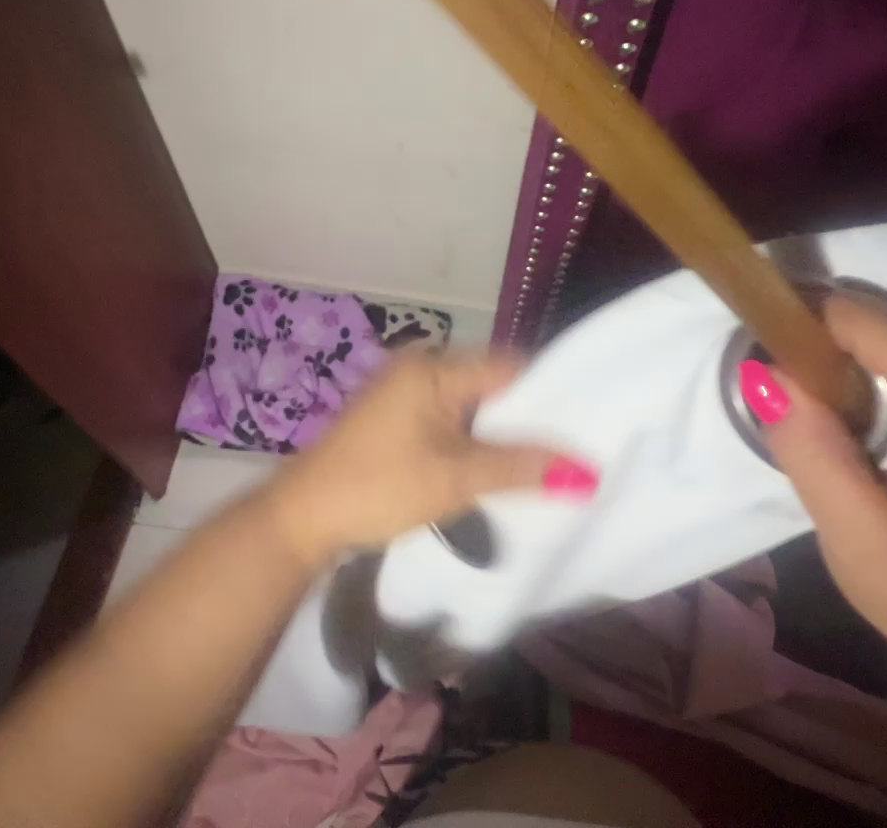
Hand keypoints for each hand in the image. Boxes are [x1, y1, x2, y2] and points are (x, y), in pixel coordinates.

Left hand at [263, 353, 563, 563]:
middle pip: (494, 384)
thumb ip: (521, 469)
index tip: (586, 428)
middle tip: (569, 453)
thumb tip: (585, 472)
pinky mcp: (396, 416)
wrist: (301, 518)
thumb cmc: (378, 488)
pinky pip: (451, 419)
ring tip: (542, 465)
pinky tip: (496, 468)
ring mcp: (405, 391)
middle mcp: (421, 367)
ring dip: (501, 434)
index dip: (550, 397)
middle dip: (527, 420)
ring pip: (473, 406)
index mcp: (435, 367)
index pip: (511, 368)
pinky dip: (474, 441)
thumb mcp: (456, 479)